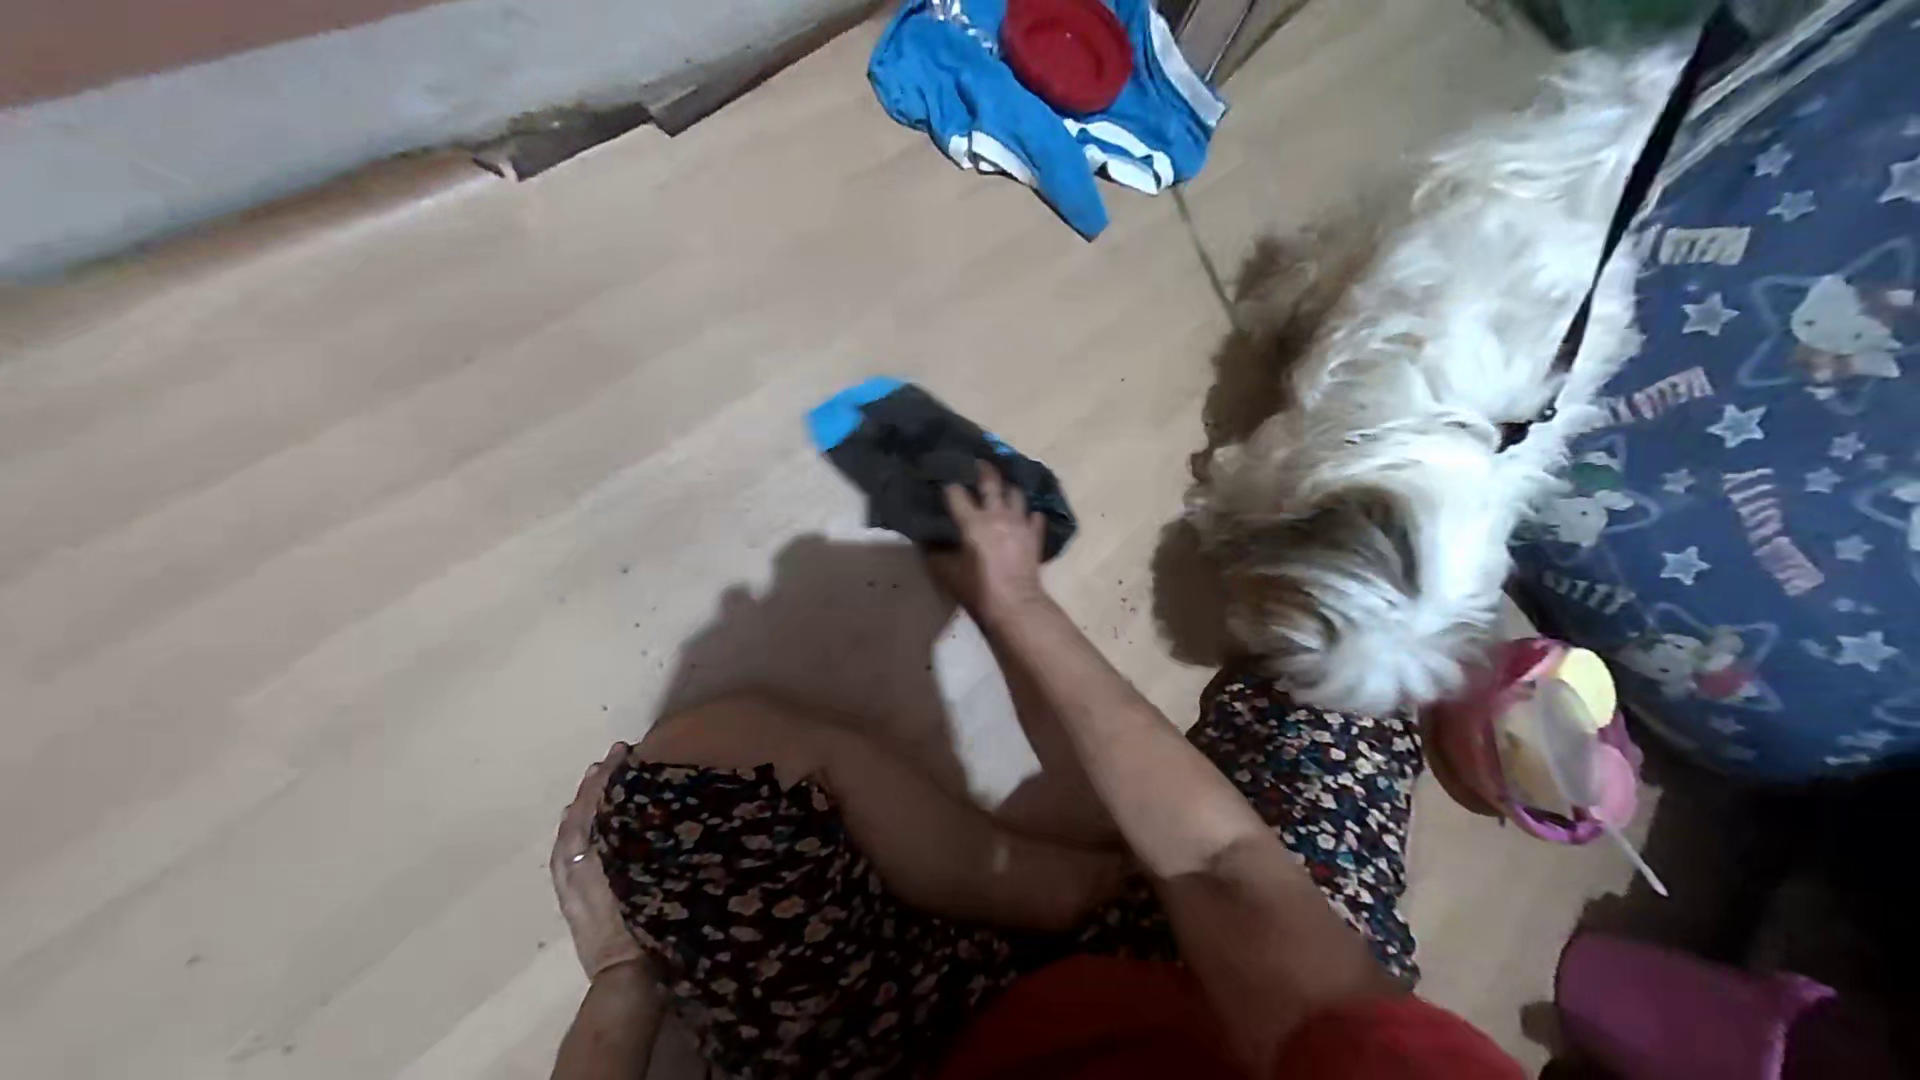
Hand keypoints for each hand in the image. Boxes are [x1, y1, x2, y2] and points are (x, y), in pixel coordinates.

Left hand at [551, 743, 650, 980]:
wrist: (628, 975)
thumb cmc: (644, 923)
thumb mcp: (646, 876)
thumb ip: (637, 841)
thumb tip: (639, 799)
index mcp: (592, 855)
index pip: (595, 804)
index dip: (609, 776)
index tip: (626, 750)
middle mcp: (576, 864)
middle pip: (582, 812)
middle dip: (598, 783)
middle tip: (618, 755)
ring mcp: (573, 880)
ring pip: (574, 827)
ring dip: (588, 799)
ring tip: (602, 774)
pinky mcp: (576, 893)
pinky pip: (572, 847)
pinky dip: (579, 823)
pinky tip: (586, 815)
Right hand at [928, 462, 1048, 621]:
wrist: (1016, 606)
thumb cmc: (978, 590)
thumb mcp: (948, 574)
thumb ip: (935, 554)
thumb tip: (926, 541)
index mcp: (973, 523)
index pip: (957, 494)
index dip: (949, 486)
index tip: (944, 480)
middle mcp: (997, 515)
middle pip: (991, 483)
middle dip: (983, 470)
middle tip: (978, 462)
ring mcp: (1020, 523)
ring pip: (1016, 494)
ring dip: (1008, 490)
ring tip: (1003, 488)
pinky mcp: (1035, 535)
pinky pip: (1034, 516)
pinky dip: (1029, 513)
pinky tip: (1025, 515)